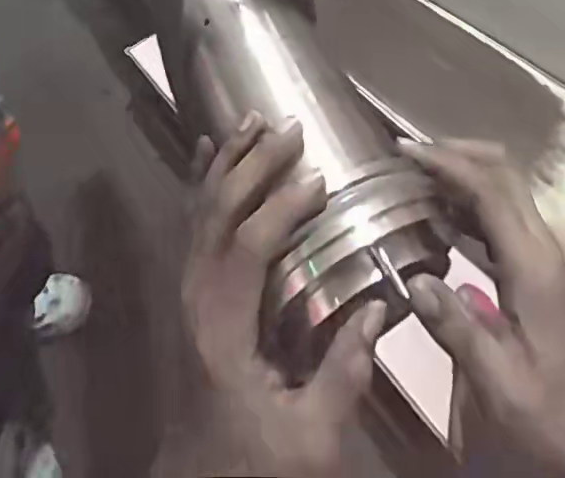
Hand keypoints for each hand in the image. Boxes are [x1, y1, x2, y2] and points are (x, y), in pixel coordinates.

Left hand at [172, 118, 386, 477]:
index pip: (249, 248)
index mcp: (222, 330)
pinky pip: (191, 223)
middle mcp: (195, 298)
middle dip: (254, 164)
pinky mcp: (189, 292)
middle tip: (289, 127)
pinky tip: (209, 150)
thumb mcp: (310, 441)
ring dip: (227, 161)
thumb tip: (380, 307)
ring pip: (200, 209)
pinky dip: (200, 181)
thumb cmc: (252, 465)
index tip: (320, 178)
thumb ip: (345, 374)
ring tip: (252, 120)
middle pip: (219, 213)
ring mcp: (185, 292)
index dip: (283, 207)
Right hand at [400, 140, 564, 477]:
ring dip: (463, 172)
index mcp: (531, 265)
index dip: (448, 164)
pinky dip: (468, 200)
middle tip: (410, 156)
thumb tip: (412, 281)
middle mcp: (539, 246)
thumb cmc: (550, 413)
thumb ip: (457, 330)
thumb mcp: (500, 383)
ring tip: (416, 177)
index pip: (490, 191)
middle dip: (457, 153)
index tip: (407, 152)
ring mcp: (540, 253)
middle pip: (503, 173)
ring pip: (504, 187)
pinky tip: (438, 216)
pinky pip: (501, 213)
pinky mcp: (534, 265)